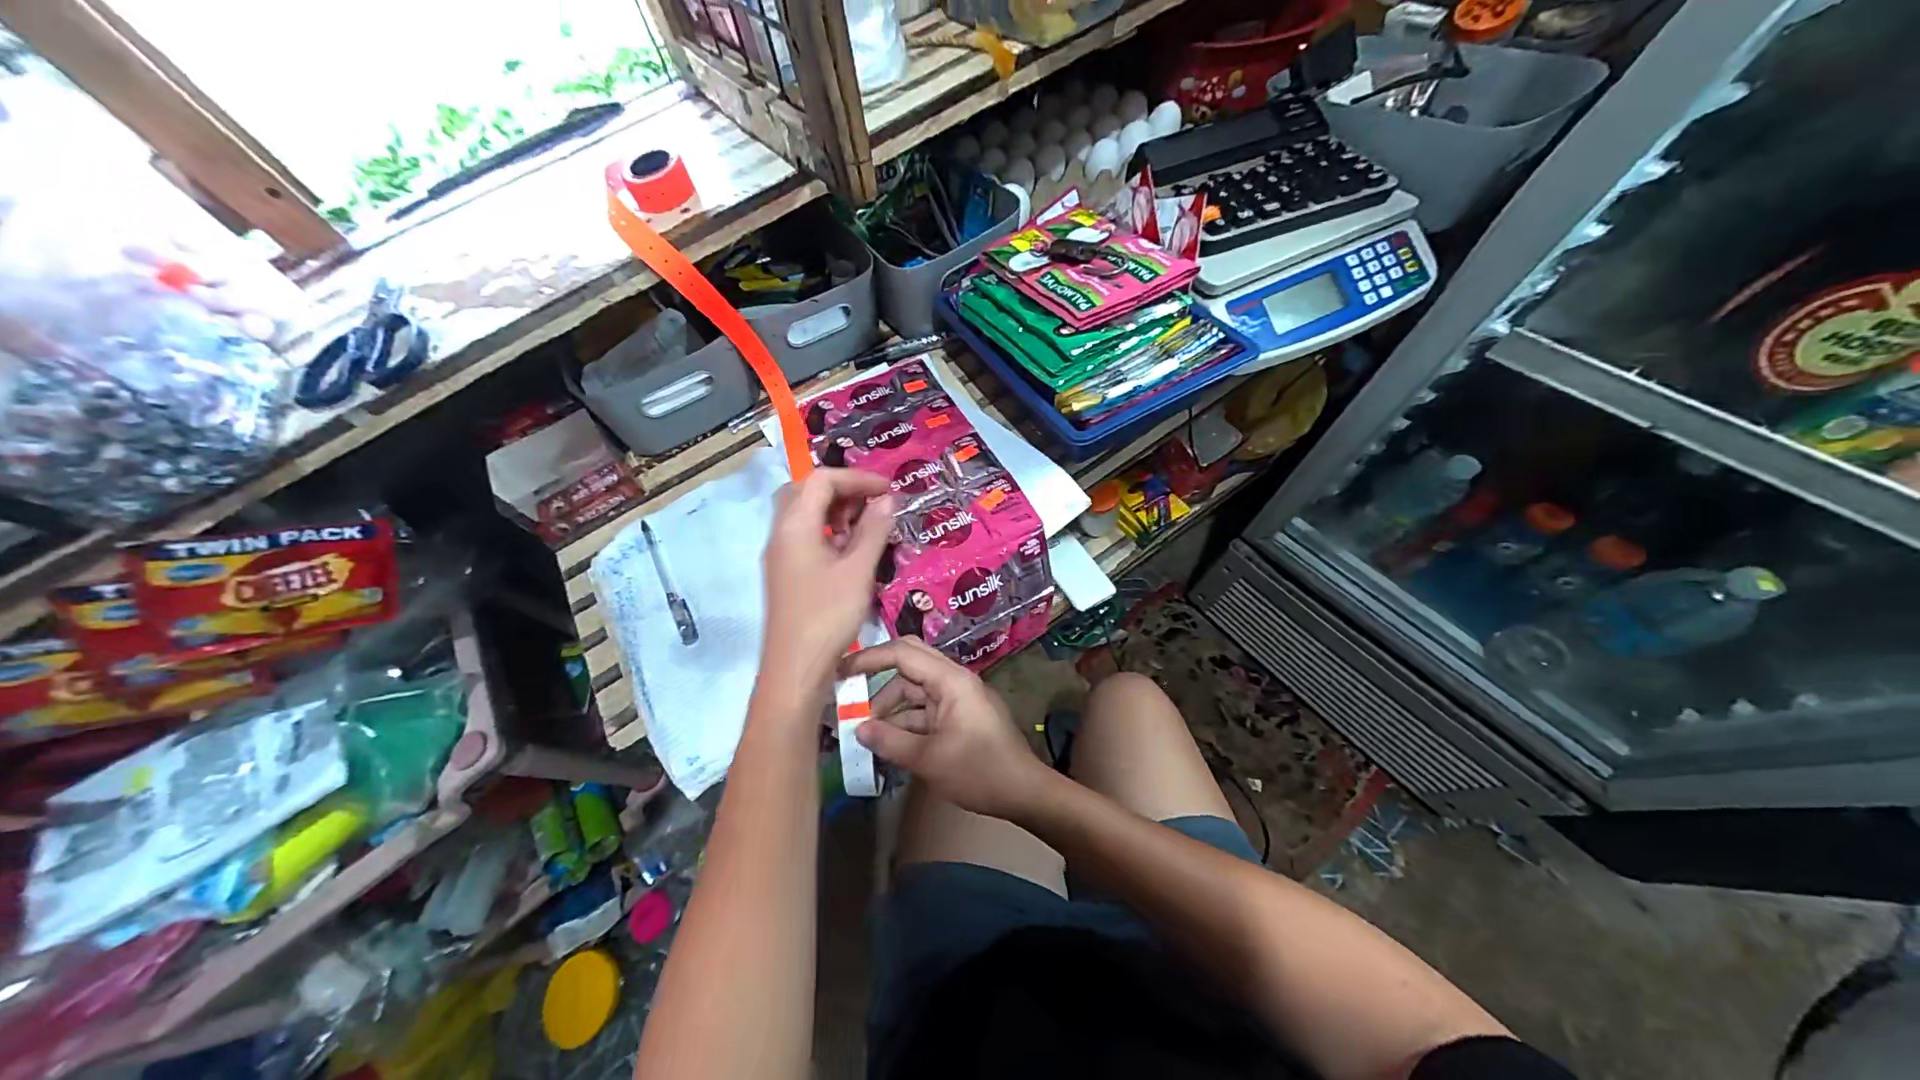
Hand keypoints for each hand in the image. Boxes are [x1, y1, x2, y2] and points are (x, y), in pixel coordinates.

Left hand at [759, 468, 892, 702]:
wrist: (795, 668)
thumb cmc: (827, 616)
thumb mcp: (858, 571)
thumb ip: (874, 530)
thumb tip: (888, 499)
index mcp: (795, 526)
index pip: (822, 479)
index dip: (857, 478)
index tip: (889, 490)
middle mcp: (781, 533)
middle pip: (808, 491)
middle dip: (844, 491)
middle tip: (875, 505)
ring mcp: (781, 554)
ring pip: (806, 514)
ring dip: (837, 512)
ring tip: (868, 529)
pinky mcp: (786, 573)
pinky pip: (806, 537)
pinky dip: (830, 533)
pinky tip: (853, 553)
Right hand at [841, 637, 1056, 819]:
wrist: (1024, 792)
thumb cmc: (979, 771)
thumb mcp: (928, 759)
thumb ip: (890, 741)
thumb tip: (858, 729)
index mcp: (951, 680)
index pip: (902, 653)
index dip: (868, 658)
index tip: (839, 671)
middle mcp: (954, 681)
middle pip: (909, 665)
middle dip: (877, 679)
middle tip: (848, 695)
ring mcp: (958, 698)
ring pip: (914, 691)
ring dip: (890, 708)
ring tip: (865, 732)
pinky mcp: (960, 716)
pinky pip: (925, 709)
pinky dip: (905, 722)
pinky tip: (888, 743)